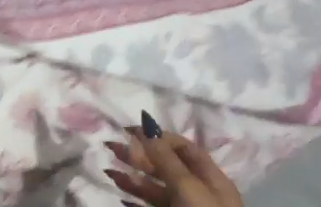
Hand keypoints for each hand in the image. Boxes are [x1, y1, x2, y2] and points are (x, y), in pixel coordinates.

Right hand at [105, 127, 242, 206]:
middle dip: (138, 155)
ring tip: (109, 173)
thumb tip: (146, 122)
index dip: (157, 136)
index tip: (129, 131)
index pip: (183, 147)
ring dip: (132, 178)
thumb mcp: (186, 186)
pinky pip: (152, 206)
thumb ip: (164, 156)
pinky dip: (136, 200)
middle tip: (111, 148)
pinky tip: (121, 198)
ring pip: (156, 188)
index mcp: (211, 178)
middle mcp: (199, 192)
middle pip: (166, 166)